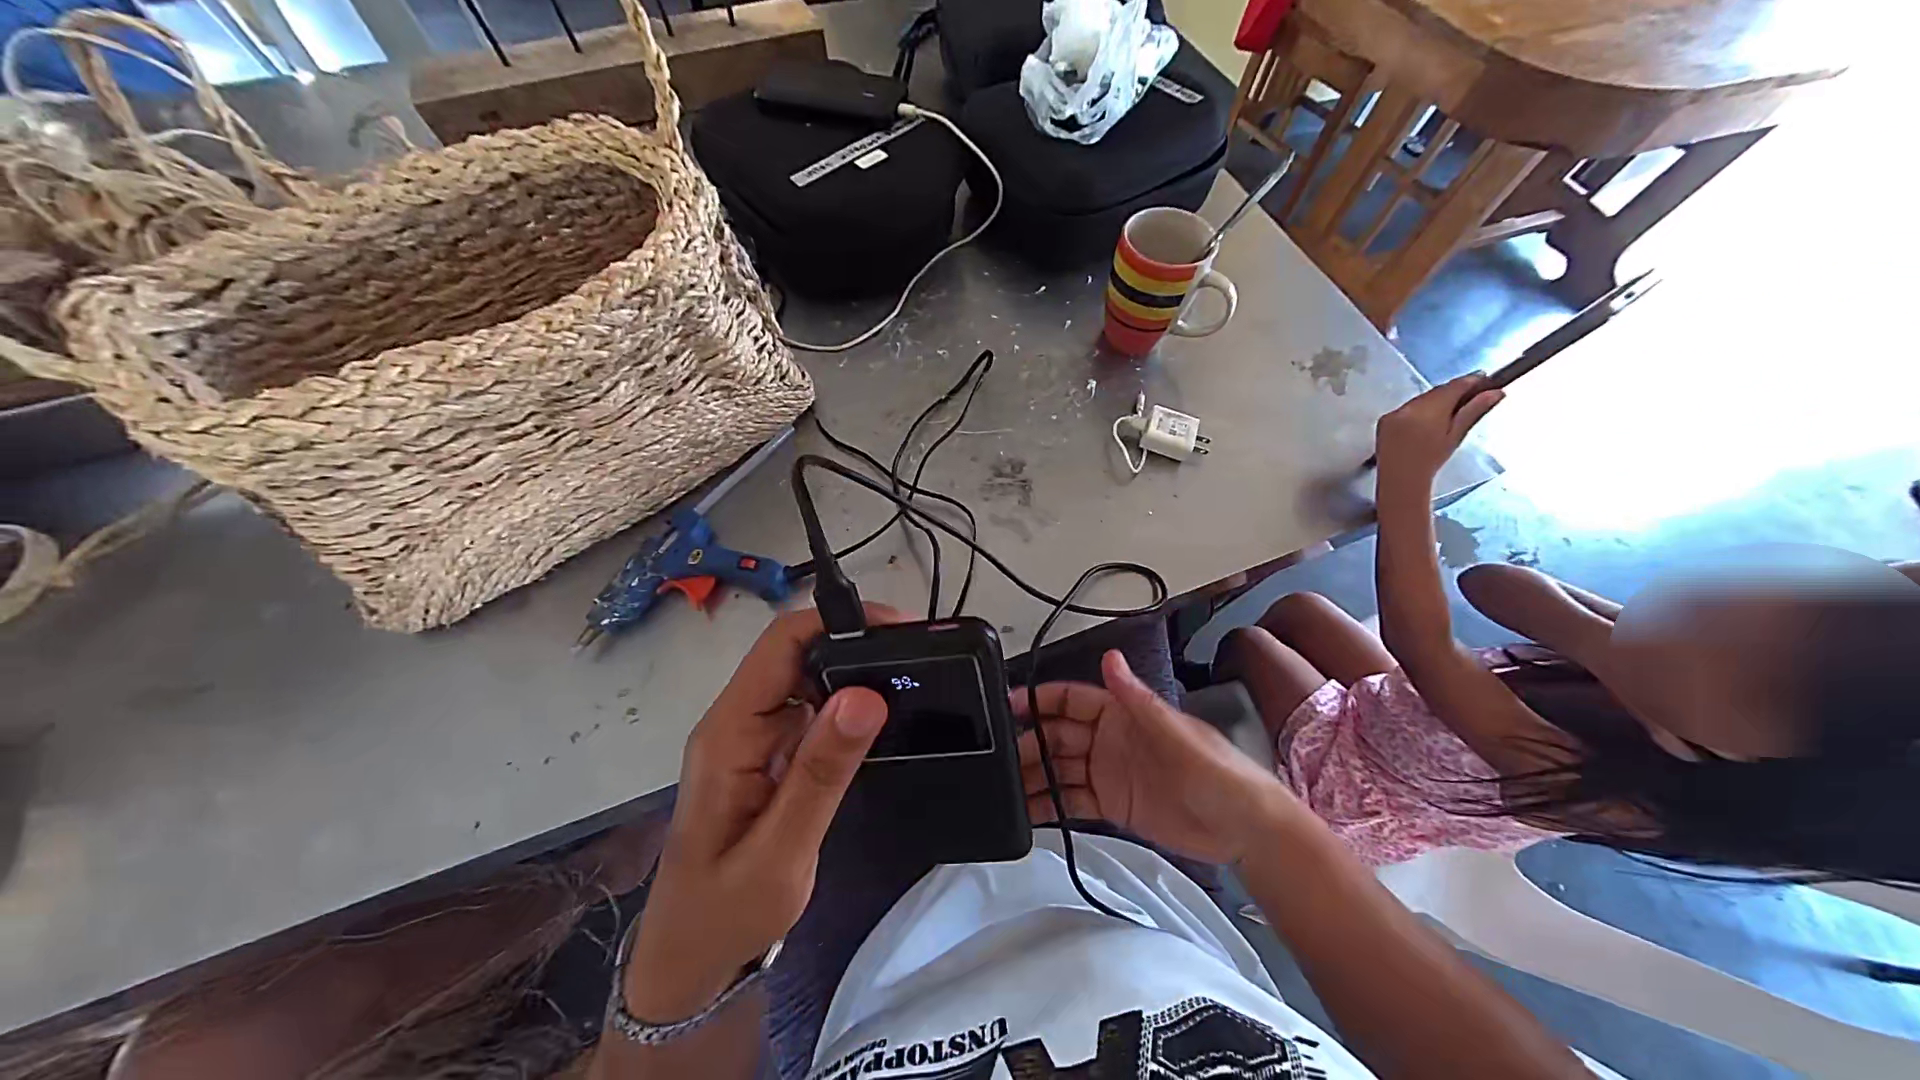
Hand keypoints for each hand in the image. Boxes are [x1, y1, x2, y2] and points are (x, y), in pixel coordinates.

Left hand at [623, 604, 899, 1021]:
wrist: (691, 962)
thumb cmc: (725, 913)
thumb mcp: (780, 852)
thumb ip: (821, 773)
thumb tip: (865, 696)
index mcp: (729, 732)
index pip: (781, 644)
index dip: (837, 622)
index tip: (899, 629)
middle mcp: (738, 722)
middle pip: (797, 654)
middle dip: (856, 645)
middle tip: (919, 660)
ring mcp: (753, 739)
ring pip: (807, 681)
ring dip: (856, 675)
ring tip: (913, 683)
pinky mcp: (769, 757)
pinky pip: (810, 714)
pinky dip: (848, 709)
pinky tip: (883, 721)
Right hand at [1013, 650, 1302, 863]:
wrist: (1244, 828)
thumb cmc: (1220, 772)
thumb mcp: (1176, 733)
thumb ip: (1137, 699)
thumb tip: (1110, 658)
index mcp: (1123, 714)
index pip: (1070, 699)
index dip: (1038, 700)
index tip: (1010, 706)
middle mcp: (1111, 740)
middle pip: (1057, 736)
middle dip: (1029, 744)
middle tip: (1001, 758)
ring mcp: (1109, 773)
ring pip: (1059, 770)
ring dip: (1034, 777)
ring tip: (1006, 789)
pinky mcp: (1113, 804)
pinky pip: (1071, 801)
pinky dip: (1049, 806)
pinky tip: (1029, 811)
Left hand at [1374, 375, 1502, 480]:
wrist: (1401, 478)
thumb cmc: (1431, 460)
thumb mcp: (1456, 435)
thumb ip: (1473, 411)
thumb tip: (1496, 392)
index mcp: (1429, 410)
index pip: (1453, 387)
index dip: (1470, 381)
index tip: (1484, 379)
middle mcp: (1409, 407)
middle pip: (1436, 392)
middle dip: (1453, 392)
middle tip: (1471, 395)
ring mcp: (1394, 413)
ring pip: (1421, 399)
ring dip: (1435, 401)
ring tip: (1449, 411)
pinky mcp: (1384, 419)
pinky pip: (1406, 408)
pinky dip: (1417, 410)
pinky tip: (1425, 421)